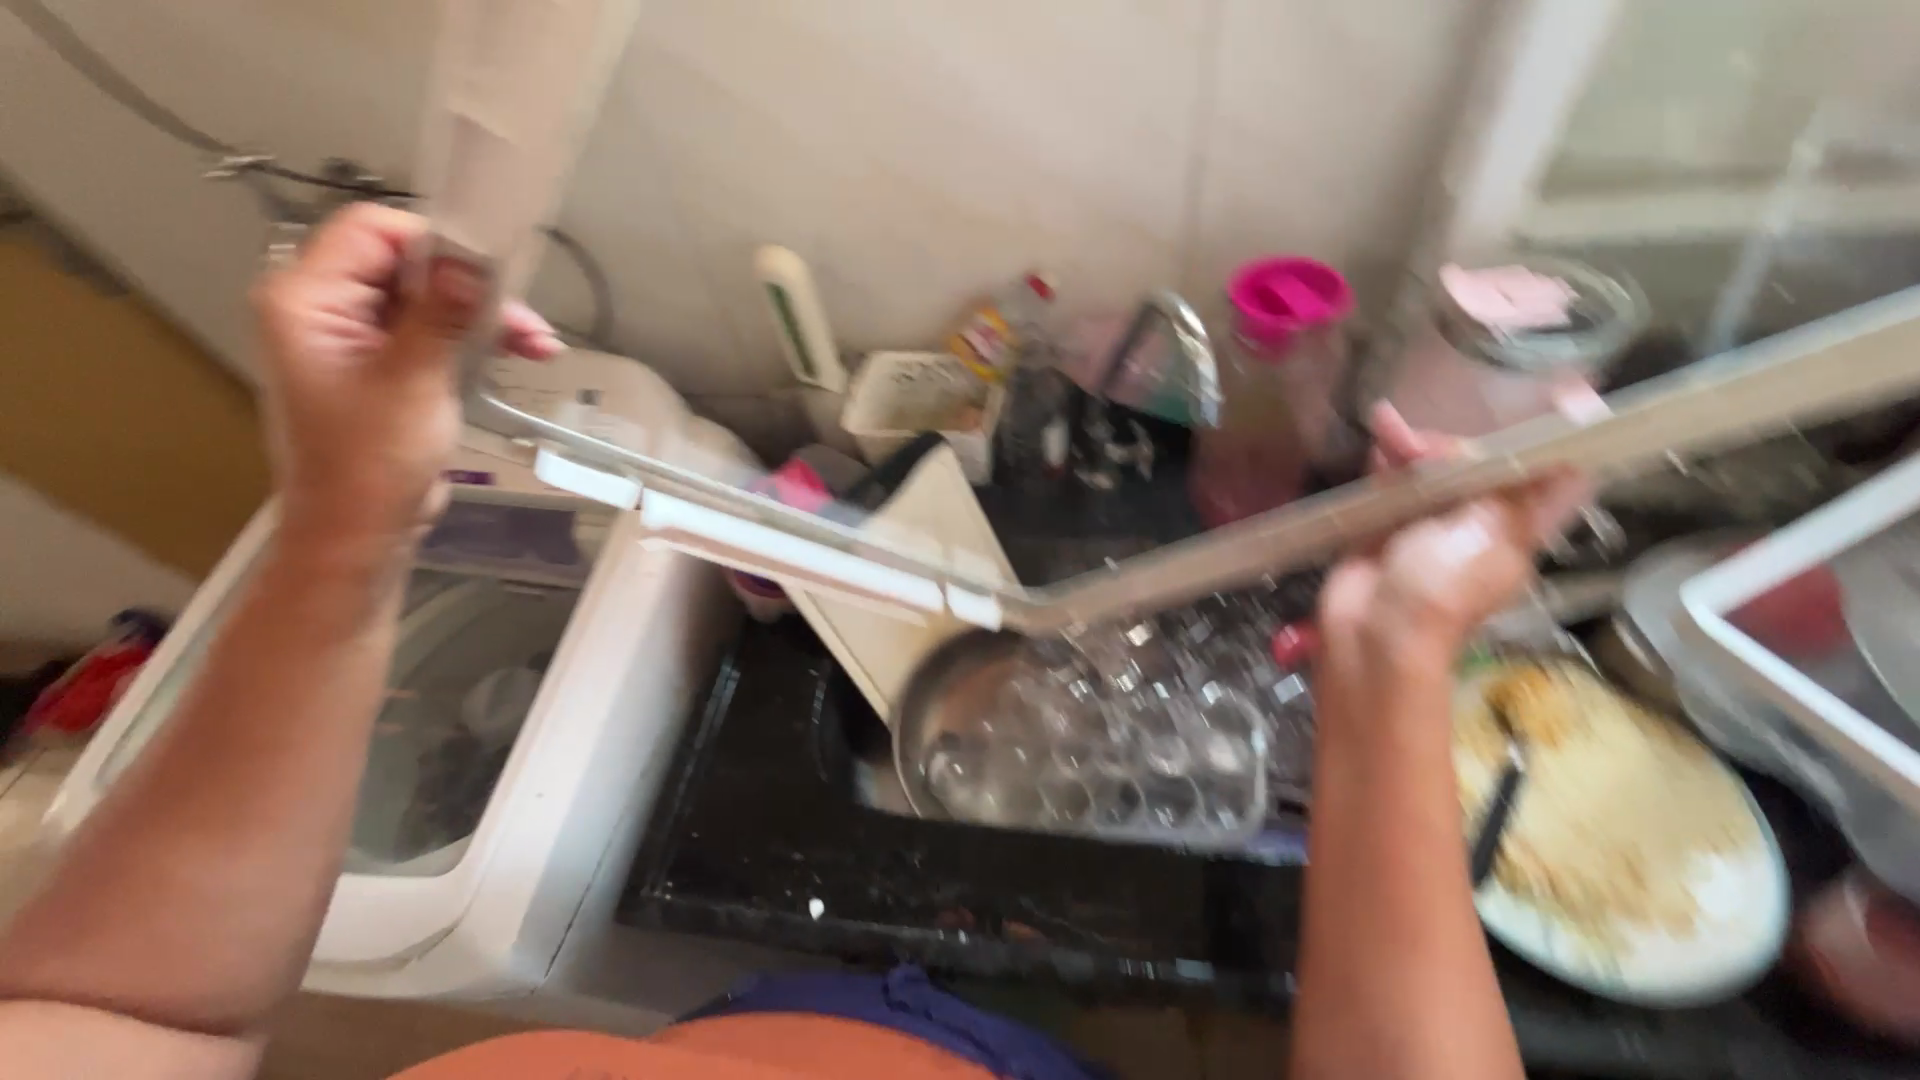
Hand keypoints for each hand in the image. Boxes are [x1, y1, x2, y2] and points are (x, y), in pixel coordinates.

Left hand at [252, 203, 562, 552]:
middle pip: (406, 267)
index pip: (370, 232)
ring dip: (483, 318)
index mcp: (306, 301)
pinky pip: (432, 333)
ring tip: (537, 344)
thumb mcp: (411, 382)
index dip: (434, 243)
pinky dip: (474, 340)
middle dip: (472, 289)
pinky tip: (519, 353)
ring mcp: (357, 339)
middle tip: (528, 322)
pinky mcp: (387, 366)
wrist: (363, 530)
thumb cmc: (373, 461)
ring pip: (429, 301)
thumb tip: (471, 260)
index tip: (493, 271)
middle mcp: (326, 309)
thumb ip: (438, 315)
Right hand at [1317, 404, 1588, 672]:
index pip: (1559, 477)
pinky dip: (1387, 462)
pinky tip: (1379, 439)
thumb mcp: (1484, 538)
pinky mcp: (1387, 528)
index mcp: (1518, 529)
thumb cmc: (1437, 592)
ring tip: (1387, 428)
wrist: (1371, 637)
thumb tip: (1559, 456)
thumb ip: (1510, 492)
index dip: (1567, 438)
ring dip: (1414, 447)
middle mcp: (1479, 523)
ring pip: (1434, 472)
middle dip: (1459, 444)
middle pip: (1483, 465)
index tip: (1567, 396)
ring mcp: (1430, 525)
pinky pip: (1393, 485)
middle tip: (1427, 443)